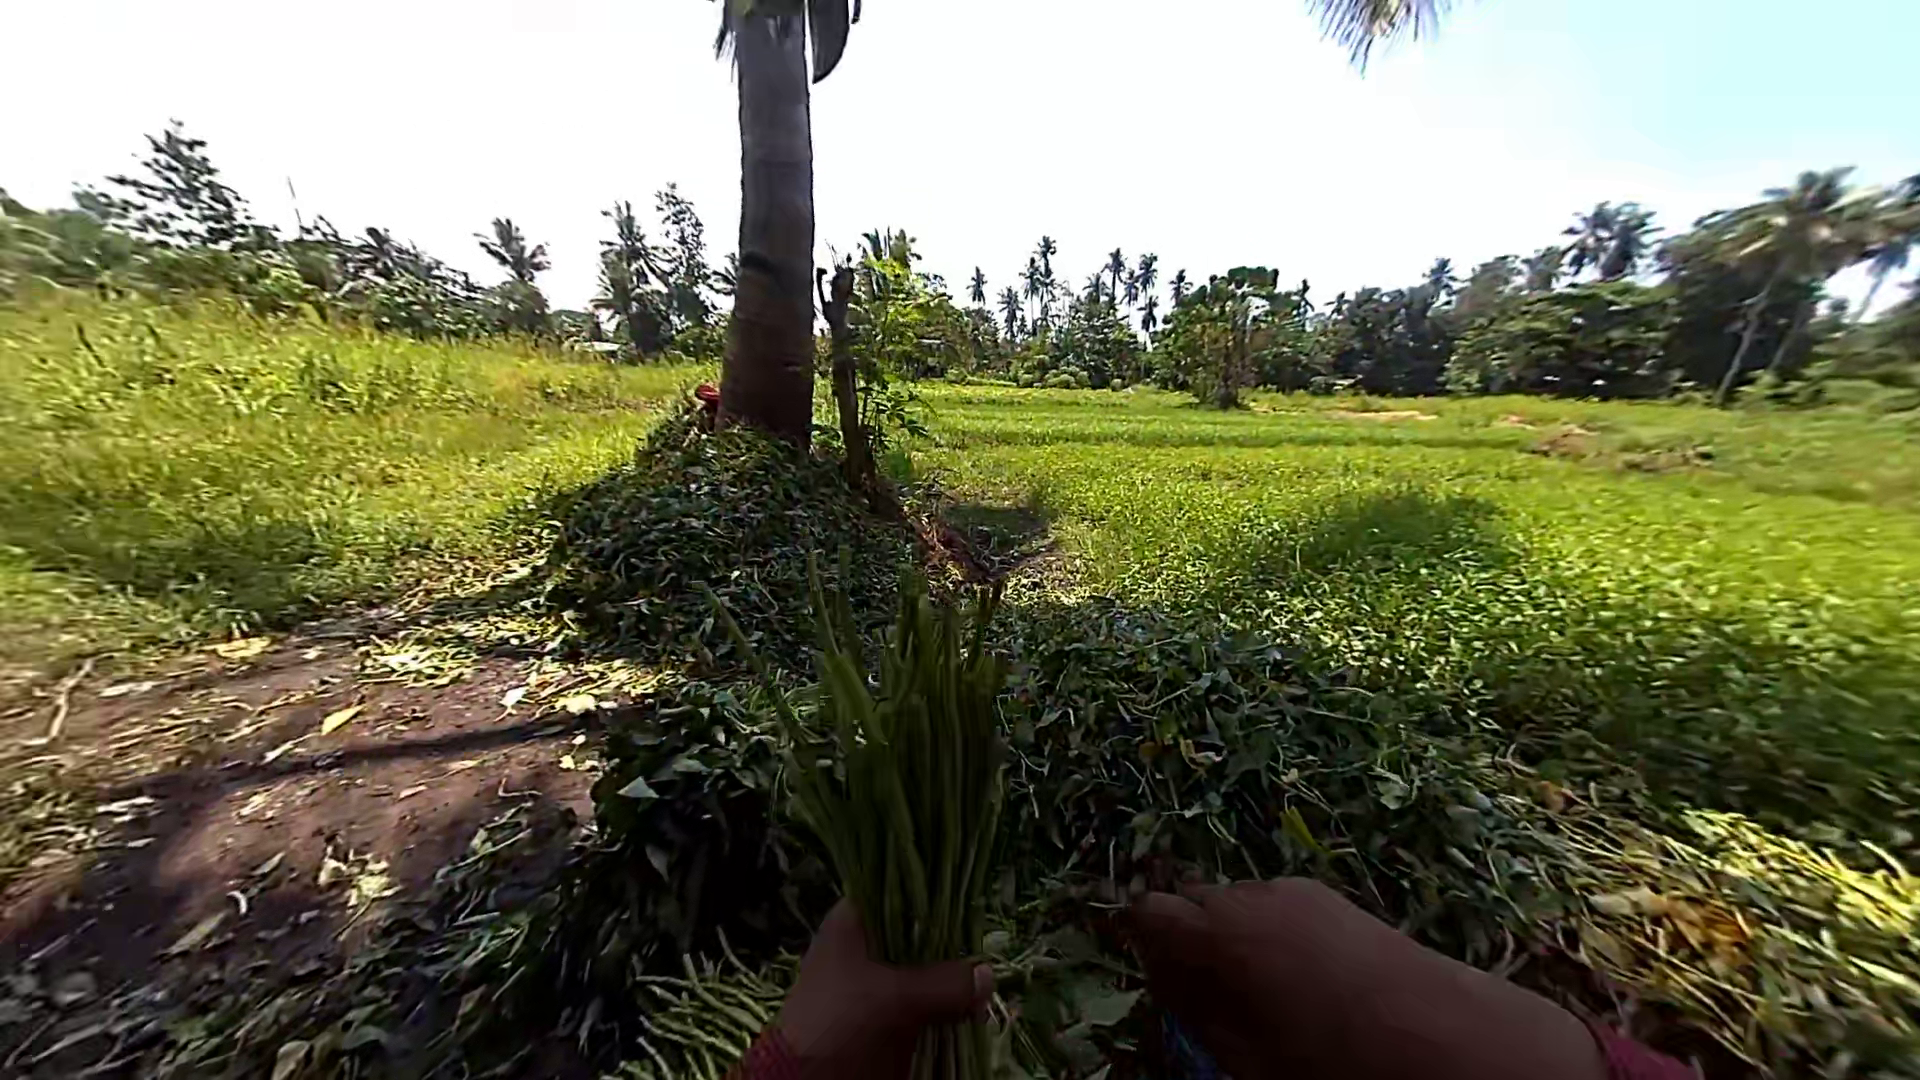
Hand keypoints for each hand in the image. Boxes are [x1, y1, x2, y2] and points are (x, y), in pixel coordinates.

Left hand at [777, 899, 993, 1079]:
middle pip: (918, 925)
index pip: (900, 883)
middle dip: (951, 939)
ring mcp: (873, 973)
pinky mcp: (881, 1008)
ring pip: (923, 961)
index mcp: (854, 916)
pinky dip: (941, 1001)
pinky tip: (968, 1007)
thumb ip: (941, 983)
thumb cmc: (835, 1020)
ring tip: (981, 982)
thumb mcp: (890, 997)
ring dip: (950, 973)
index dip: (934, 887)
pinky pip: (920, 995)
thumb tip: (989, 974)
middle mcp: (865, 937)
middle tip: (981, 945)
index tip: (967, 896)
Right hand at [1129, 879, 1607, 1079]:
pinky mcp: (1321, 890)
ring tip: (1269, 982)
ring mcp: (1283, 887)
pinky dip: (1269, 925)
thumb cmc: (1338, 1065)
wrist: (1454, 1045)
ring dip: (1233, 930)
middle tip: (1216, 985)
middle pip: (1190, 899)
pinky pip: (1271, 901)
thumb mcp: (1250, 1058)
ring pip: (1232, 899)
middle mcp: (1242, 896)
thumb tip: (1162, 976)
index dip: (1144, 936)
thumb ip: (1194, 1007)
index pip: (1148, 909)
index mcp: (1216, 935)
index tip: (1159, 968)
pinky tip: (1306, 970)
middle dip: (1191, 935)